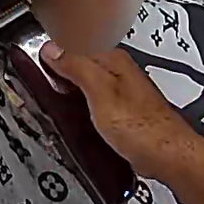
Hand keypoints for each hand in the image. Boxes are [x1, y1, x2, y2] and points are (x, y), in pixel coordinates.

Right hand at [41, 43, 203, 179]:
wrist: (168, 156)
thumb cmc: (143, 127)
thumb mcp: (99, 92)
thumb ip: (76, 67)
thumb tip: (52, 50)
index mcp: (114, 61)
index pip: (75, 48)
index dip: (53, 58)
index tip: (35, 68)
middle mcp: (121, 75)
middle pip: (81, 69)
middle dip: (61, 78)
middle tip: (44, 90)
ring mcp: (123, 96)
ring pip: (88, 89)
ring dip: (72, 98)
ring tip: (58, 107)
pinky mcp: (123, 116)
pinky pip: (96, 108)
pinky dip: (84, 113)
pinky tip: (79, 123)